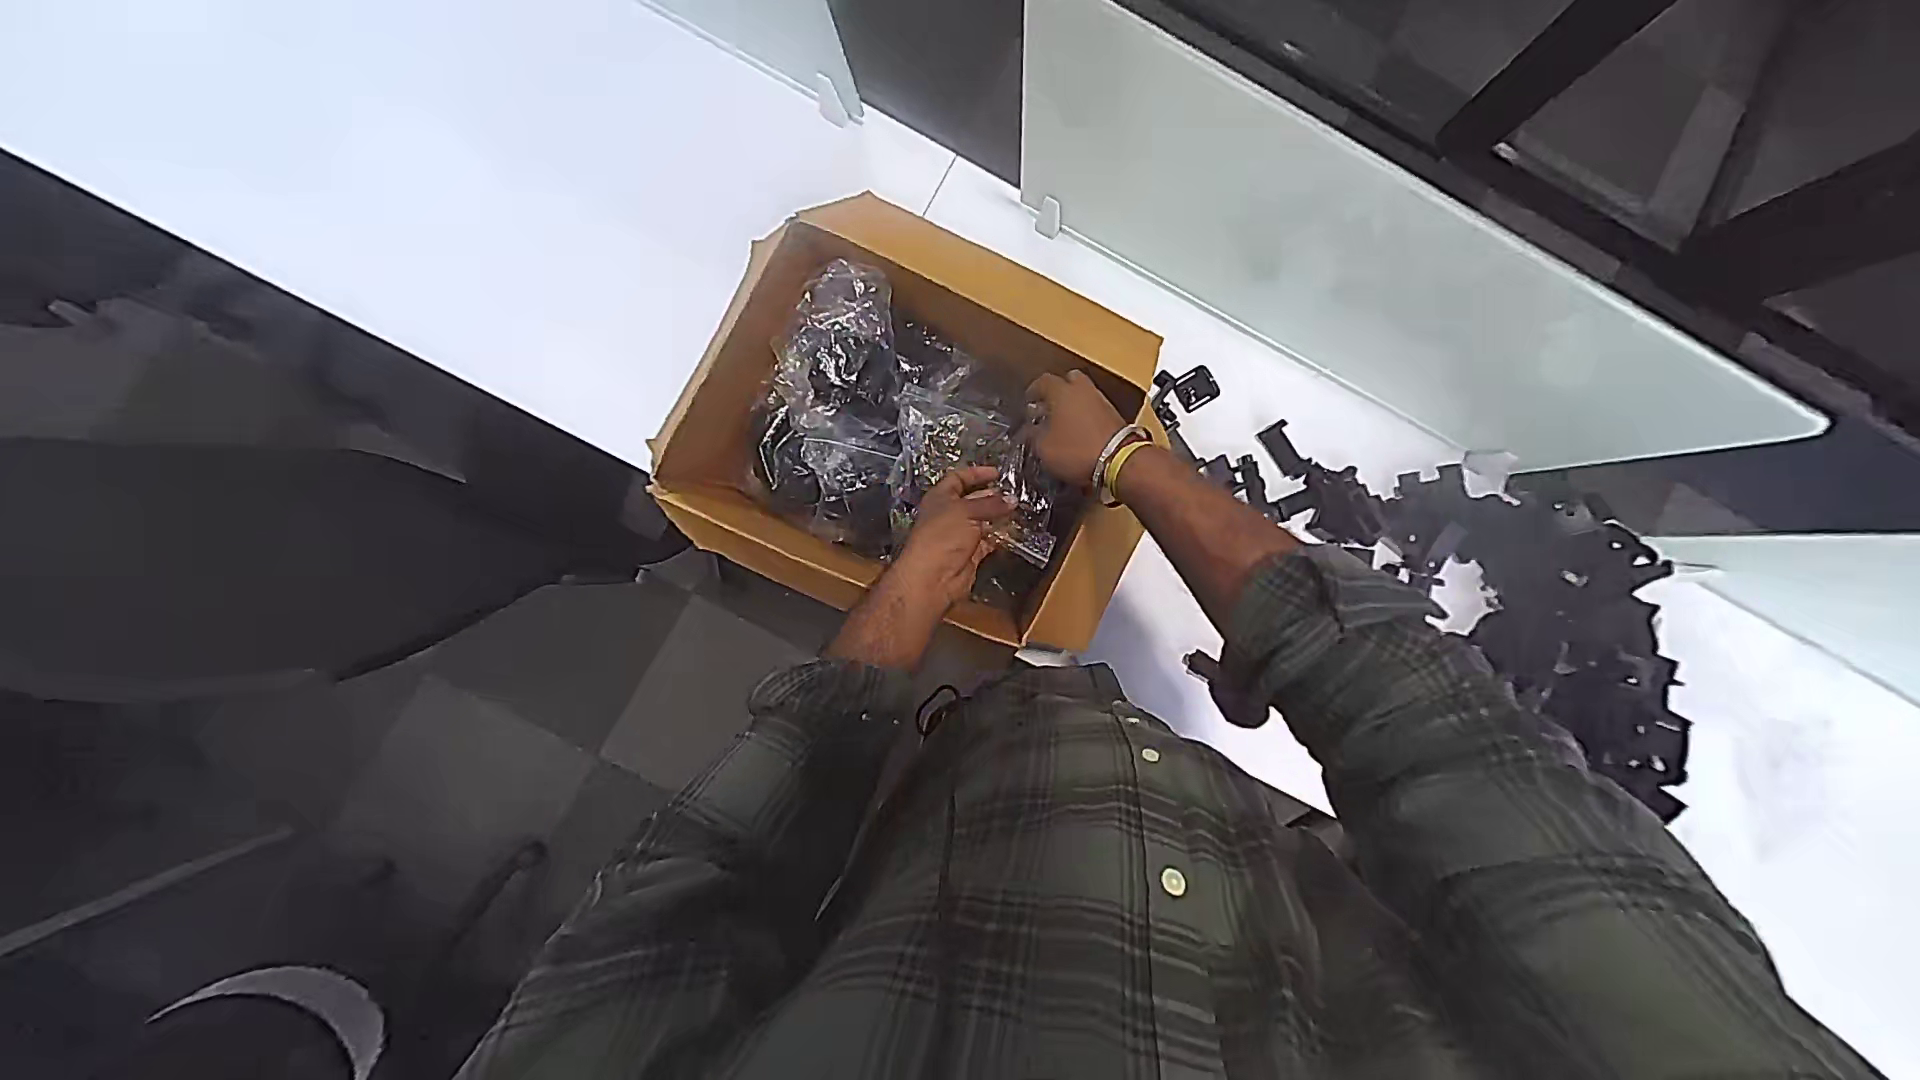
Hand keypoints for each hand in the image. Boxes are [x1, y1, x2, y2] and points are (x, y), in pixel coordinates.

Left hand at [890, 465, 1013, 608]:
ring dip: (1000, 516)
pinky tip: (1016, 529)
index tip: (998, 472)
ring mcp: (960, 534)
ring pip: (983, 520)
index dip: (977, 473)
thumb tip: (1012, 499)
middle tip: (1015, 492)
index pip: (958, 479)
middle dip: (993, 495)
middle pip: (974, 499)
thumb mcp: (965, 512)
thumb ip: (990, 504)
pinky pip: (989, 540)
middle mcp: (949, 514)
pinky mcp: (971, 552)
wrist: (933, 578)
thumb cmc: (942, 536)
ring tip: (1021, 508)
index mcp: (940, 498)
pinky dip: (1002, 536)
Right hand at [1026, 370, 1127, 488]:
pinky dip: (1086, 415)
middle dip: (1058, 390)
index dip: (1033, 391)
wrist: (1118, 460)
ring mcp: (1102, 401)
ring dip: (1073, 404)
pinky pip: (1095, 409)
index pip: (1043, 381)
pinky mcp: (1115, 415)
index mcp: (1062, 392)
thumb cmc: (1075, 450)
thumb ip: (1033, 435)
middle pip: (1069, 380)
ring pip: (1084, 394)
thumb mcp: (1044, 448)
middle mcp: (1083, 390)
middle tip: (1049, 406)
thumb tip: (1029, 430)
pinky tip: (1079, 431)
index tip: (1028, 401)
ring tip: (1063, 422)